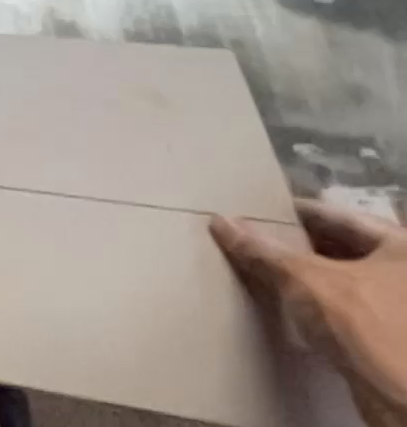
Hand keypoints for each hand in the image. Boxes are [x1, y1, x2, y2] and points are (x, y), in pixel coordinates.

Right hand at [212, 202, 406, 426]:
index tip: (252, 211)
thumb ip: (261, 248)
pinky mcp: (399, 335)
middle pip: (343, 246)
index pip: (335, 215)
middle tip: (252, 238)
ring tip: (262, 267)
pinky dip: (321, 299)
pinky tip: (289, 300)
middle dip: (296, 244)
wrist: (405, 398)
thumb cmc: (365, 322)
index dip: (288, 212)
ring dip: (306, 273)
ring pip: (347, 277)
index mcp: (406, 247)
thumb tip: (220, 222)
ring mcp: (406, 304)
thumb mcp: (303, 277)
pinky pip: (354, 304)